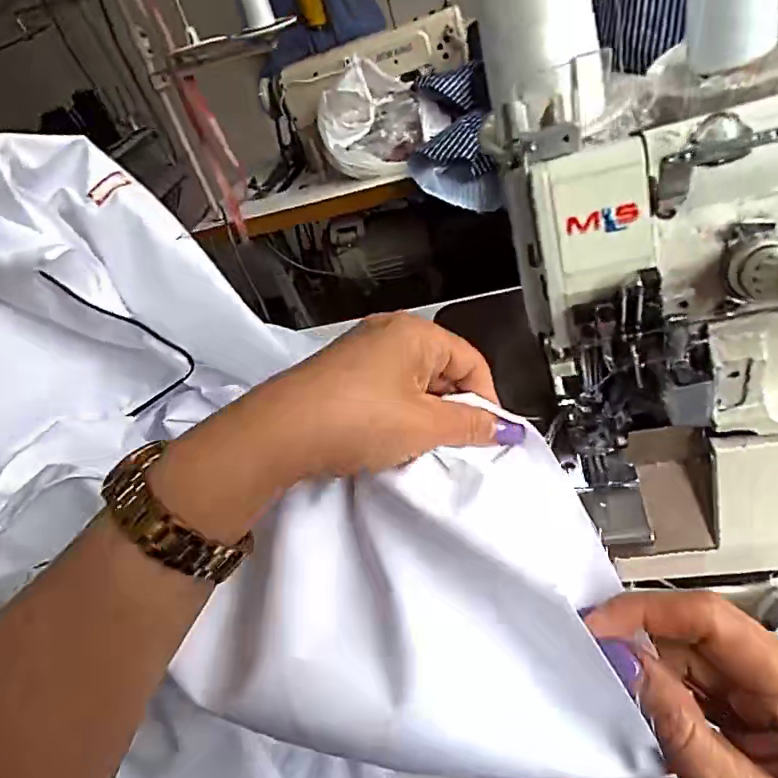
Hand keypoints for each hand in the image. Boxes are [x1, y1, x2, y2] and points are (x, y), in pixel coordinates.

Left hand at [149, 314, 518, 541]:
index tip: (489, 432)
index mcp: (415, 332)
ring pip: (416, 384)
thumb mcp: (425, 427)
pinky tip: (387, 440)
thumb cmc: (350, 419)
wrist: (276, 436)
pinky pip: (388, 391)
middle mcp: (388, 332)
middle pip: (444, 370)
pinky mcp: (342, 375)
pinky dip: (398, 415)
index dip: (486, 399)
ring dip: (425, 415)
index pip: (472, 362)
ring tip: (414, 444)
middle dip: (454, 408)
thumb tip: (502, 427)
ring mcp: (362, 351)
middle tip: (452, 443)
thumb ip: (471, 425)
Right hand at [586, 591, 777, 777]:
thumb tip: (634, 670)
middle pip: (705, 635)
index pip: (714, 620)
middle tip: (597, 662)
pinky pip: (713, 690)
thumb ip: (686, 738)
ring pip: (704, 661)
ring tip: (625, 701)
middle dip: (645, 644)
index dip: (647, 613)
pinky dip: (678, 700)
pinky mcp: (776, 716)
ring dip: (658, 674)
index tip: (599, 624)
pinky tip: (659, 719)